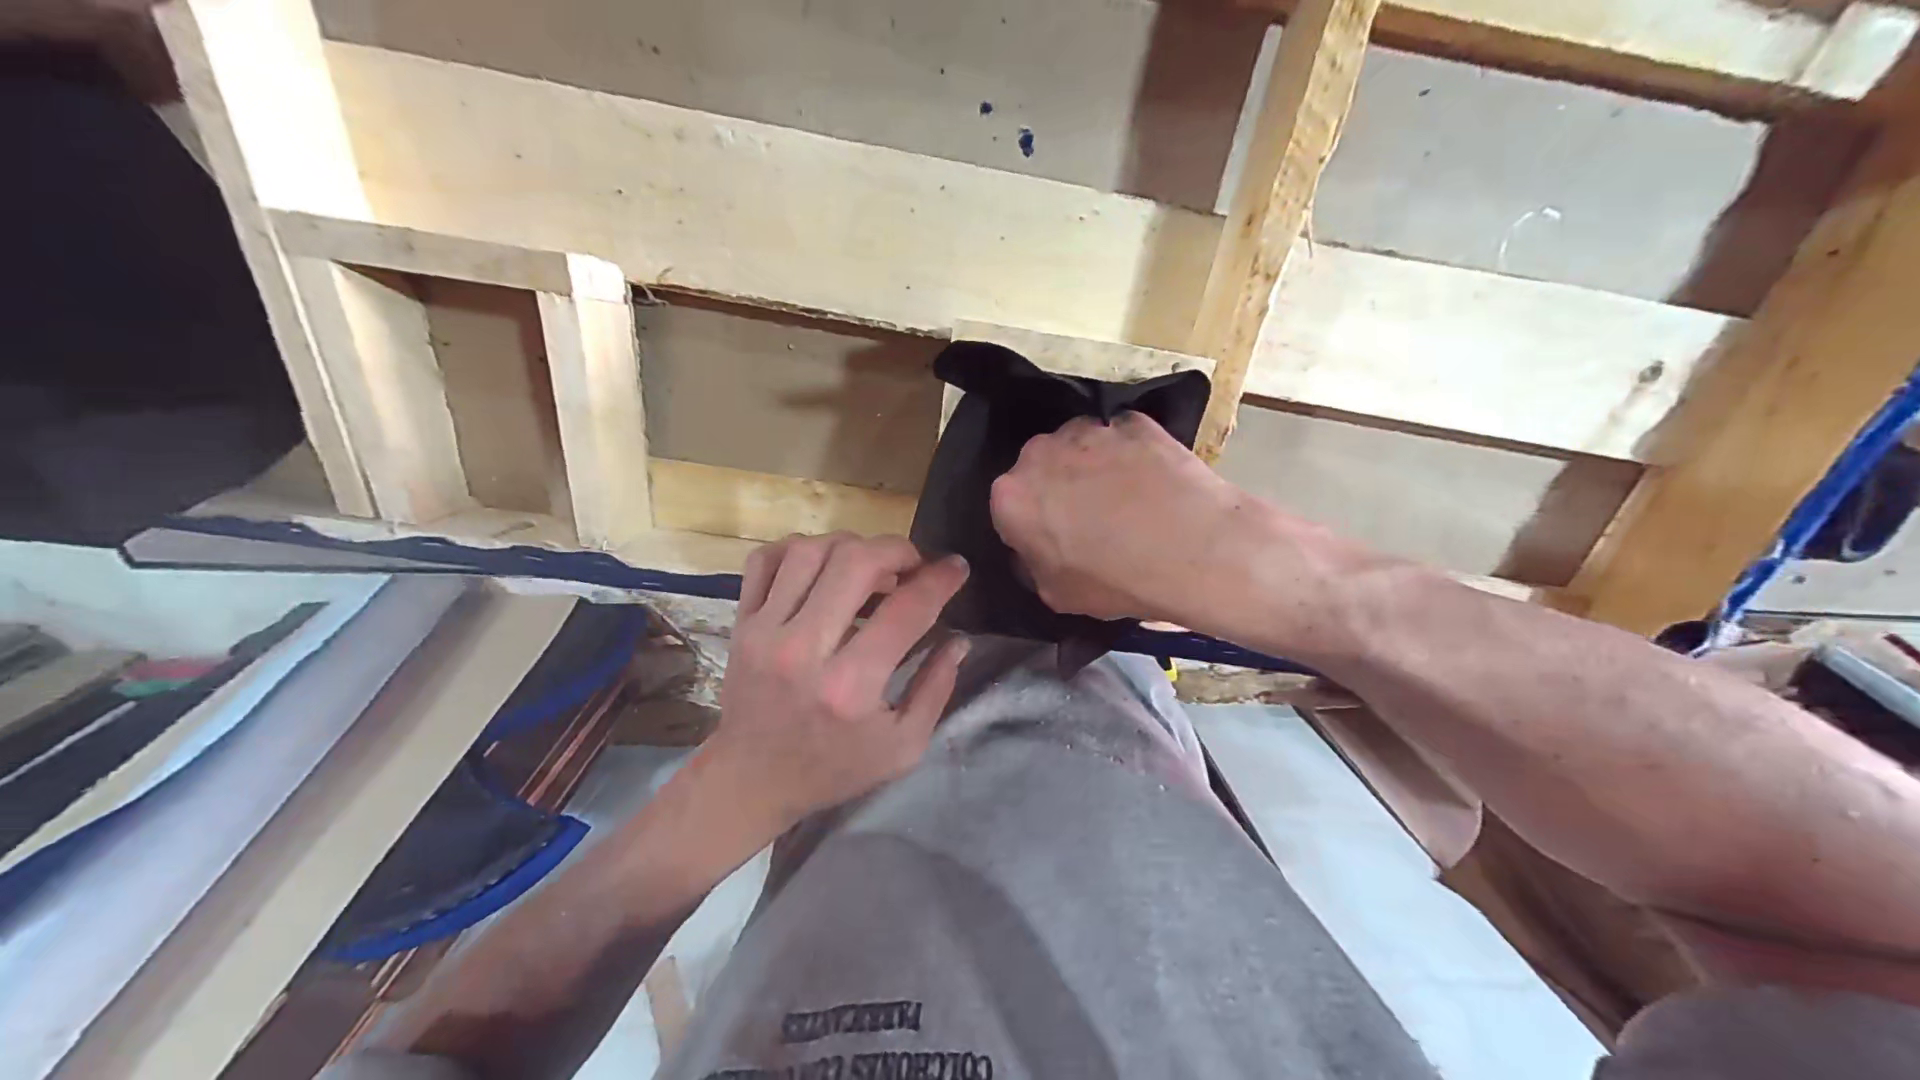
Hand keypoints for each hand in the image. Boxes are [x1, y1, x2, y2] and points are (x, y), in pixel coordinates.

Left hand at [708, 533, 969, 826]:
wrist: (752, 779)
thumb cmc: (834, 768)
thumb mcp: (902, 748)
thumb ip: (936, 689)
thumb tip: (959, 638)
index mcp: (850, 687)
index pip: (906, 610)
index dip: (940, 580)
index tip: (955, 568)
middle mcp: (804, 650)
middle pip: (855, 562)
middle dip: (897, 549)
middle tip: (913, 564)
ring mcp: (765, 631)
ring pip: (810, 551)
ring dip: (851, 546)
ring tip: (870, 566)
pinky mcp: (742, 623)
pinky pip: (766, 559)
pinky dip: (799, 548)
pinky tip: (823, 565)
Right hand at [989, 412, 1260, 623]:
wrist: (1194, 549)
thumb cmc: (1115, 580)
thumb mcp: (1055, 595)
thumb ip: (1031, 564)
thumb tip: (1032, 549)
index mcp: (1011, 497)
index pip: (1008, 508)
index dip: (1030, 525)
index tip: (1053, 540)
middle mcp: (1039, 453)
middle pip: (1039, 468)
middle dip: (1056, 488)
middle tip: (1088, 517)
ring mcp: (1089, 431)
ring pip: (1078, 446)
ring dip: (1090, 465)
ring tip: (1124, 495)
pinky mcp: (1132, 421)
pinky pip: (1121, 437)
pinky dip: (1130, 453)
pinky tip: (1151, 480)